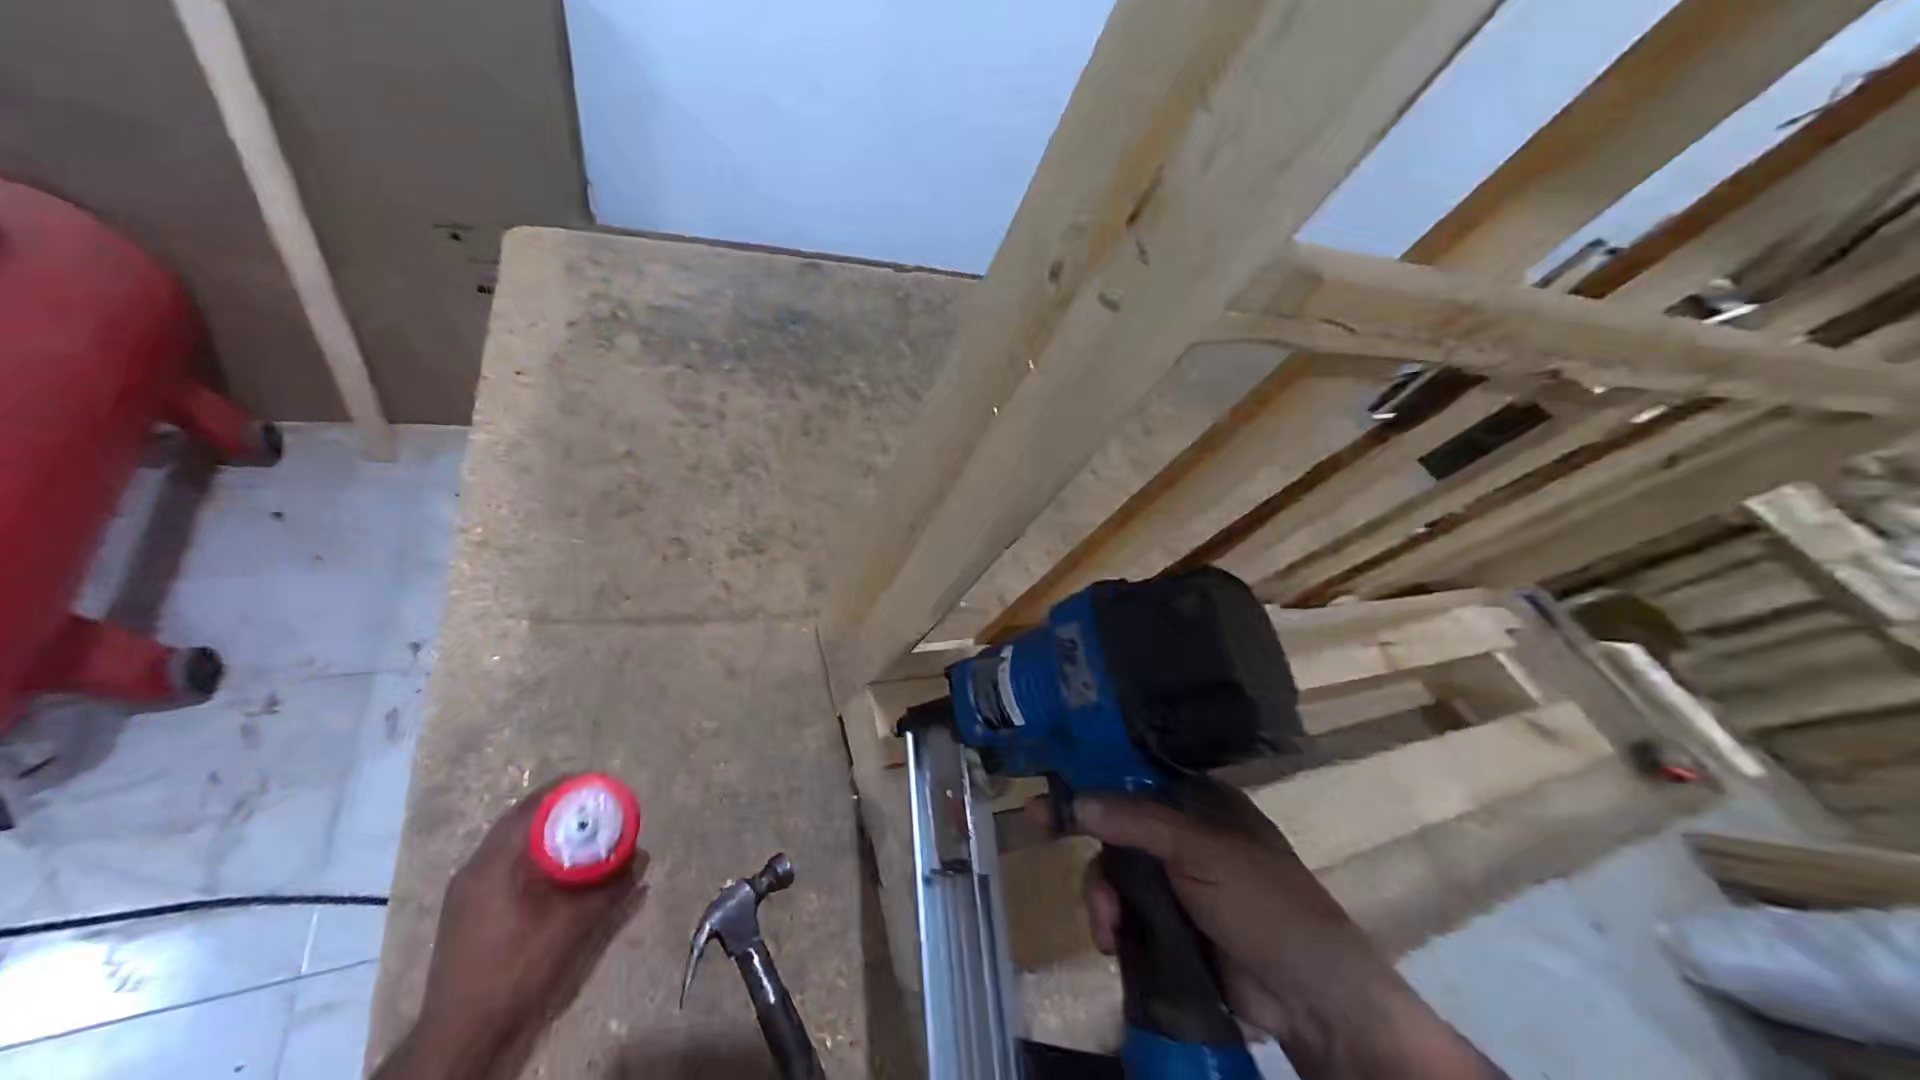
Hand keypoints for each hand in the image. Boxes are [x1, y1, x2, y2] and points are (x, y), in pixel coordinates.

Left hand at [376, 778, 648, 1079]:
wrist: (463, 1032)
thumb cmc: (517, 968)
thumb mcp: (574, 924)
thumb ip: (610, 885)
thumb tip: (640, 856)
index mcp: (494, 863)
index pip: (532, 807)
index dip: (568, 790)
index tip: (600, 786)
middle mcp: (474, 868)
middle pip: (520, 821)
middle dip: (560, 810)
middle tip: (597, 808)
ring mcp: (465, 891)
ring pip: (512, 844)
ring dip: (546, 834)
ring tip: (583, 836)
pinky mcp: (466, 910)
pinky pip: (504, 865)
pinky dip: (534, 856)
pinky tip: (557, 873)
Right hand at [1034, 780, 1504, 1078]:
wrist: (1310, 997)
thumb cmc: (1264, 902)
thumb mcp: (1202, 852)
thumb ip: (1136, 822)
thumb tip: (1074, 798)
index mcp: (1199, 802)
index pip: (1134, 776)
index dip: (1091, 776)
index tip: (1050, 781)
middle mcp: (1183, 833)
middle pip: (1115, 823)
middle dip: (1089, 842)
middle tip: (1039, 828)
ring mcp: (1175, 880)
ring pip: (1113, 869)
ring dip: (1100, 895)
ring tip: (1107, 926)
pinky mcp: (1168, 922)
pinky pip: (1122, 909)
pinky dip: (1110, 922)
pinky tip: (1112, 942)